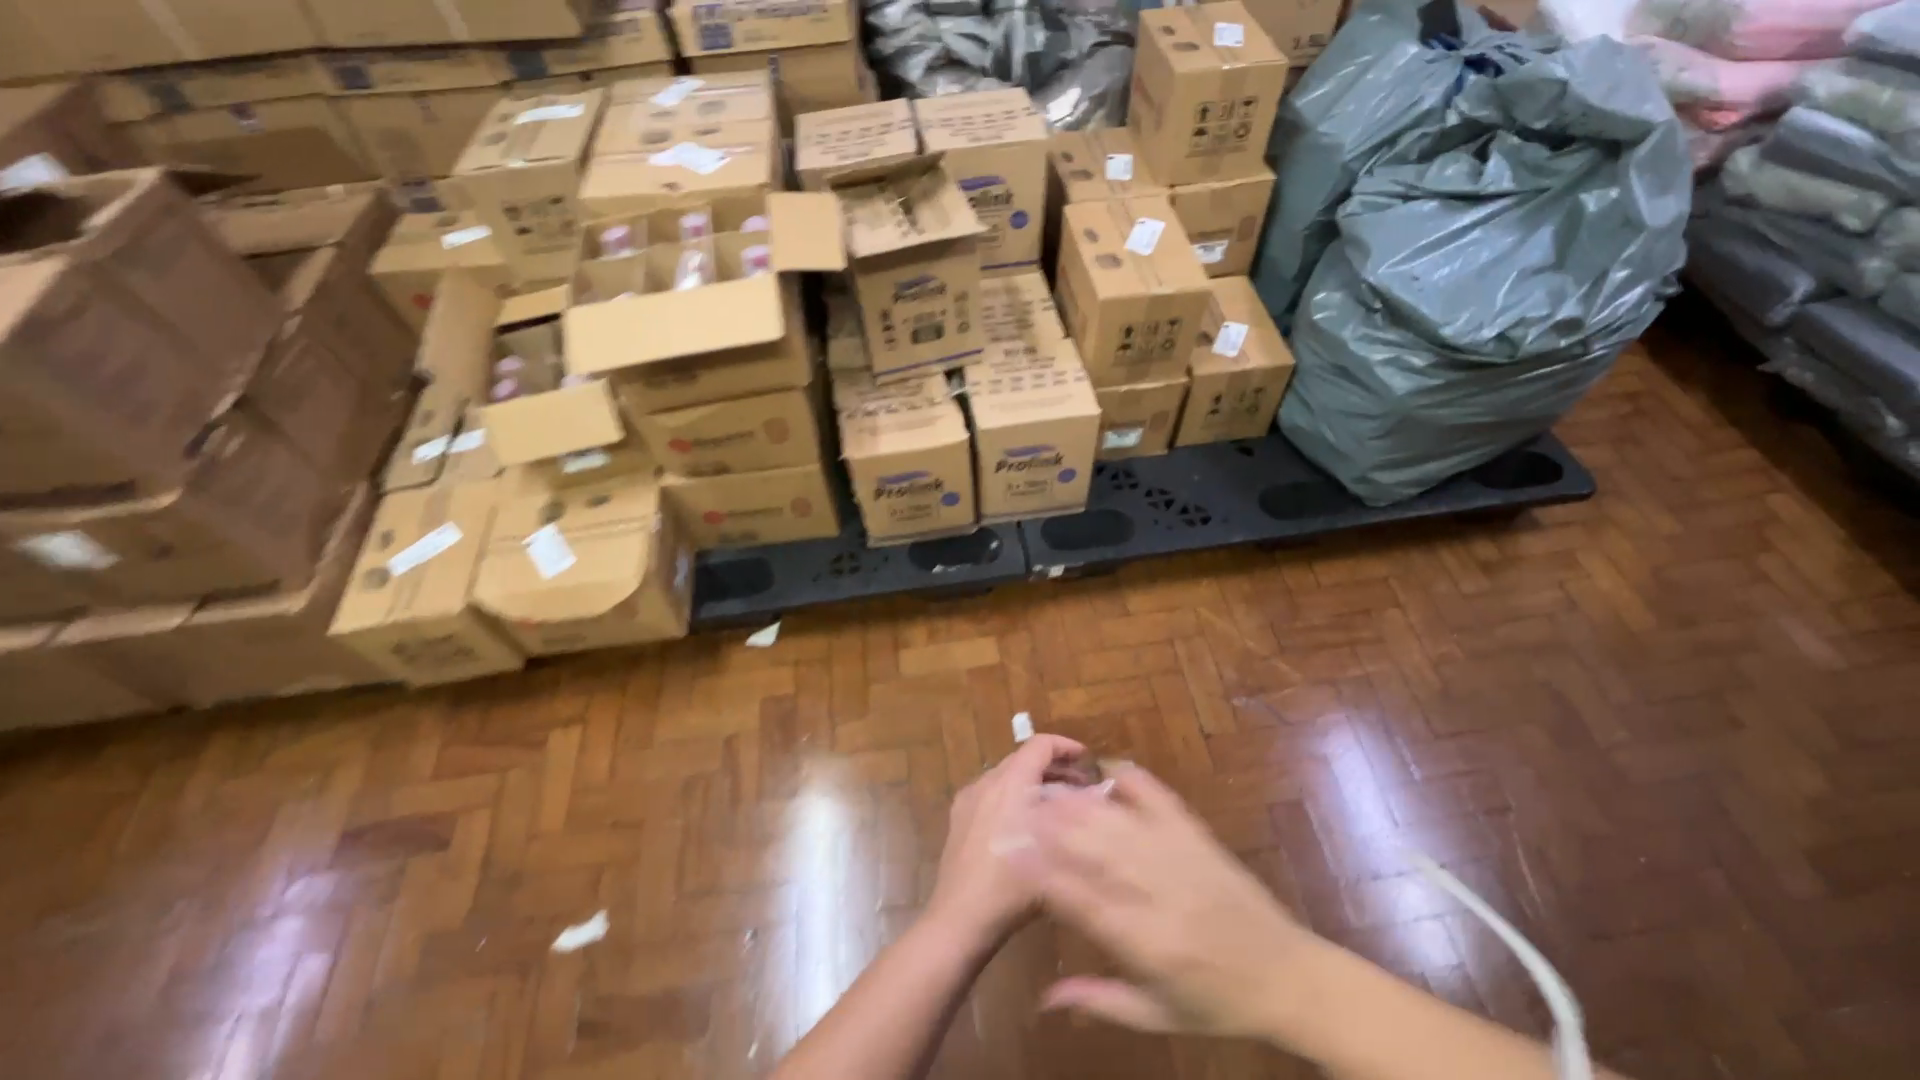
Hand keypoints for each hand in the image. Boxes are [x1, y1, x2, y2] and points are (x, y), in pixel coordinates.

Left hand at [924, 734, 1089, 946]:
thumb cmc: (1014, 885)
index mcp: (1009, 783)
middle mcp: (985, 783)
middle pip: (1022, 759)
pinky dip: (1014, 797)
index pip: (1039, 744)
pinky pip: (991, 795)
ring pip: (1006, 777)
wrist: (961, 917)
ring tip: (1059, 807)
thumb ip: (1079, 816)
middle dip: (1054, 768)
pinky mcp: (959, 820)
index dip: (1066, 746)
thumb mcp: (1058, 851)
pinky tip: (1028, 825)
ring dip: (1034, 783)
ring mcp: (968, 801)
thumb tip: (1100, 793)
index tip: (1087, 761)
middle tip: (1081, 787)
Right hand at [1010, 765, 1317, 1038]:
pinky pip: (1163, 802)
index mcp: (1149, 944)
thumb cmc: (1217, 1003)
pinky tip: (1109, 766)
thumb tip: (1044, 1000)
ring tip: (1049, 787)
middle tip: (1019, 807)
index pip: (1085, 901)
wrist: (1289, 977)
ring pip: (1124, 824)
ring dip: (1084, 802)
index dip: (1045, 872)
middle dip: (1056, 825)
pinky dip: (1135, 780)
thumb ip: (1100, 1001)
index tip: (1011, 850)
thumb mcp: (1158, 1015)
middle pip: (1100, 851)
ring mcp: (1185, 860)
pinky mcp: (1202, 840)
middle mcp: (1163, 895)